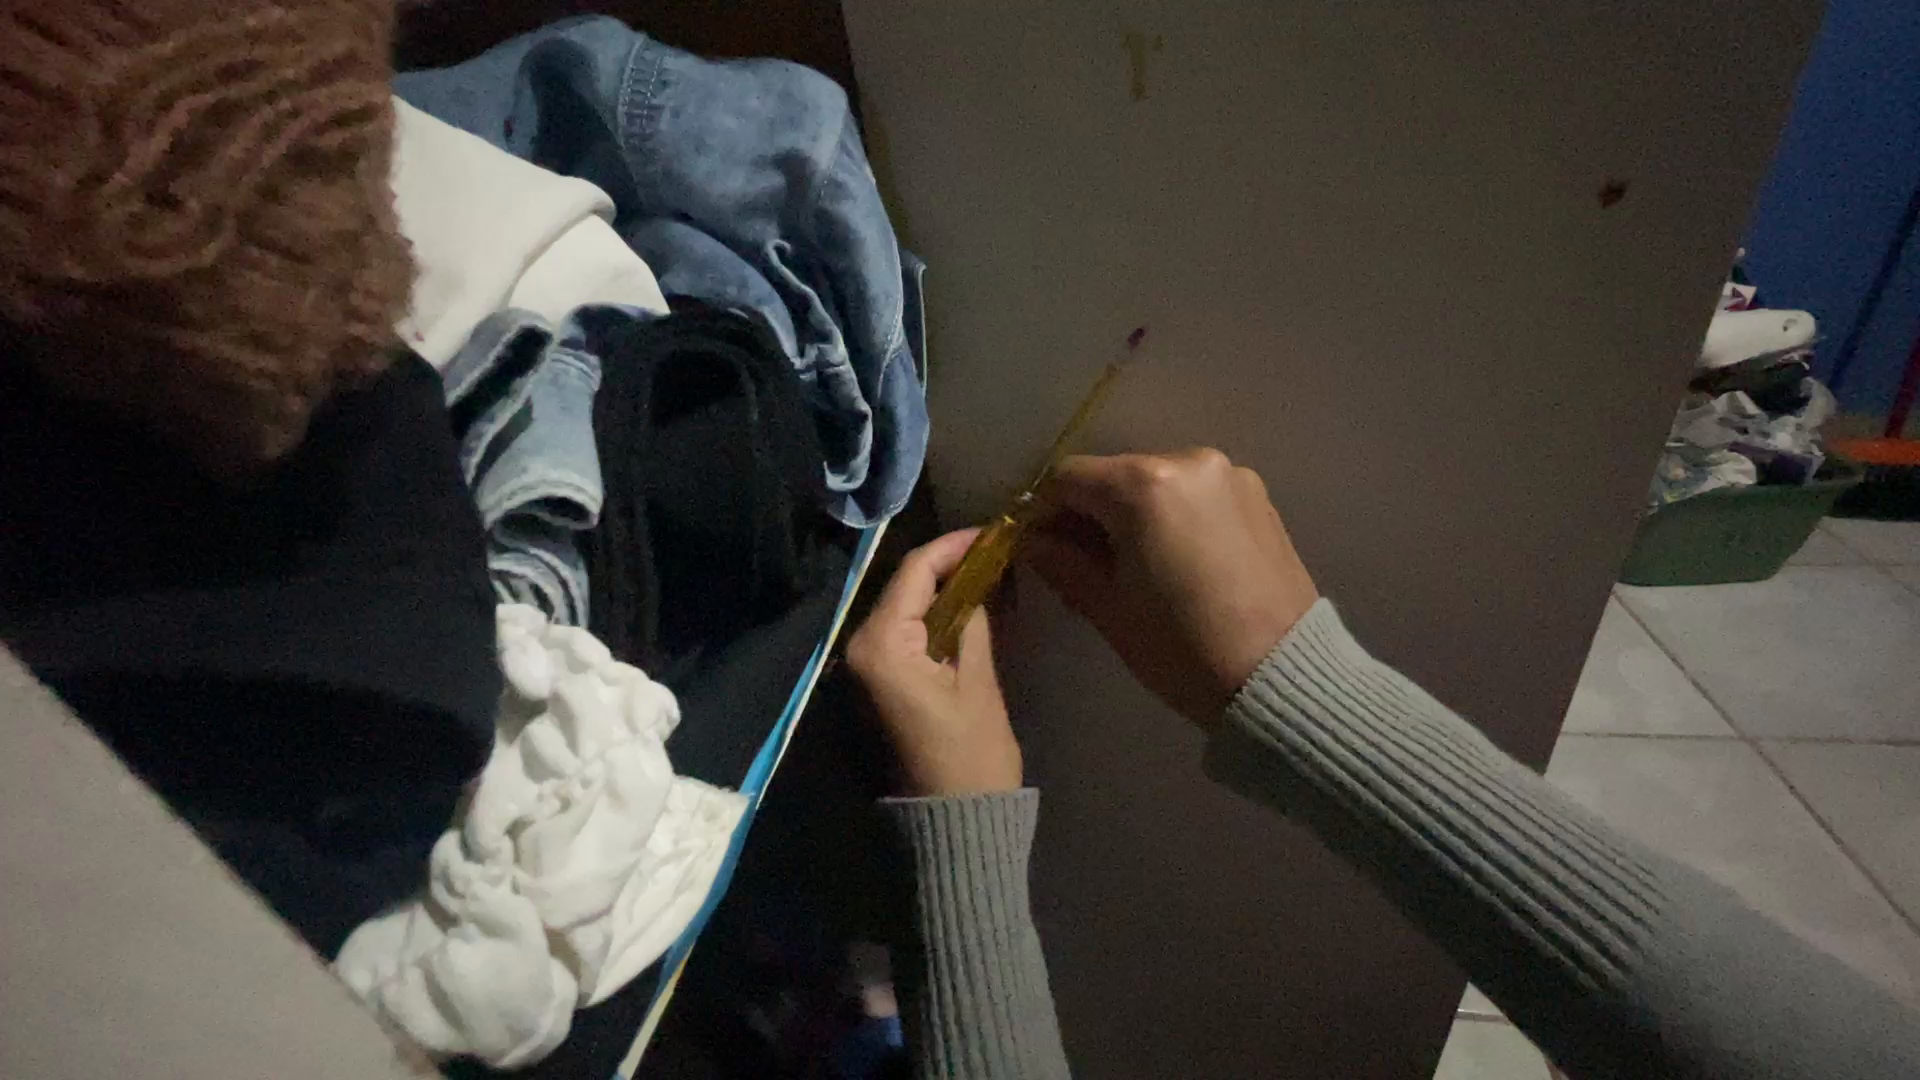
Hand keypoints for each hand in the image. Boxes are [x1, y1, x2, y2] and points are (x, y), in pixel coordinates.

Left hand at [846, 528, 1021, 796]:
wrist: (948, 832)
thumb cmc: (970, 760)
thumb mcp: (978, 685)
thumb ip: (970, 623)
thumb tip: (973, 583)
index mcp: (881, 647)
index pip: (915, 573)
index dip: (954, 547)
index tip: (990, 534)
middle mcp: (857, 652)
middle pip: (902, 589)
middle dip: (946, 569)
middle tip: (992, 556)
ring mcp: (858, 672)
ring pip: (900, 612)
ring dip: (937, 595)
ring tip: (983, 579)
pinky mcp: (869, 688)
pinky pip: (898, 639)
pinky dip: (927, 623)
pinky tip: (960, 616)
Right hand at [1024, 448, 1319, 728]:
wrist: (1282, 680)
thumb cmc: (1181, 648)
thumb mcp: (1106, 608)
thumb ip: (1059, 562)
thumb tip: (1030, 540)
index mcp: (1144, 485)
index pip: (1067, 478)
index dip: (1044, 512)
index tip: (1041, 549)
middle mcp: (1188, 460)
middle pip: (1113, 476)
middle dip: (1089, 514)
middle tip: (1085, 564)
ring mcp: (1230, 475)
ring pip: (1154, 484)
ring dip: (1131, 515)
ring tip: (1136, 568)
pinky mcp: (1257, 496)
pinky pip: (1192, 495)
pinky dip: (1171, 517)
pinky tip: (1176, 563)